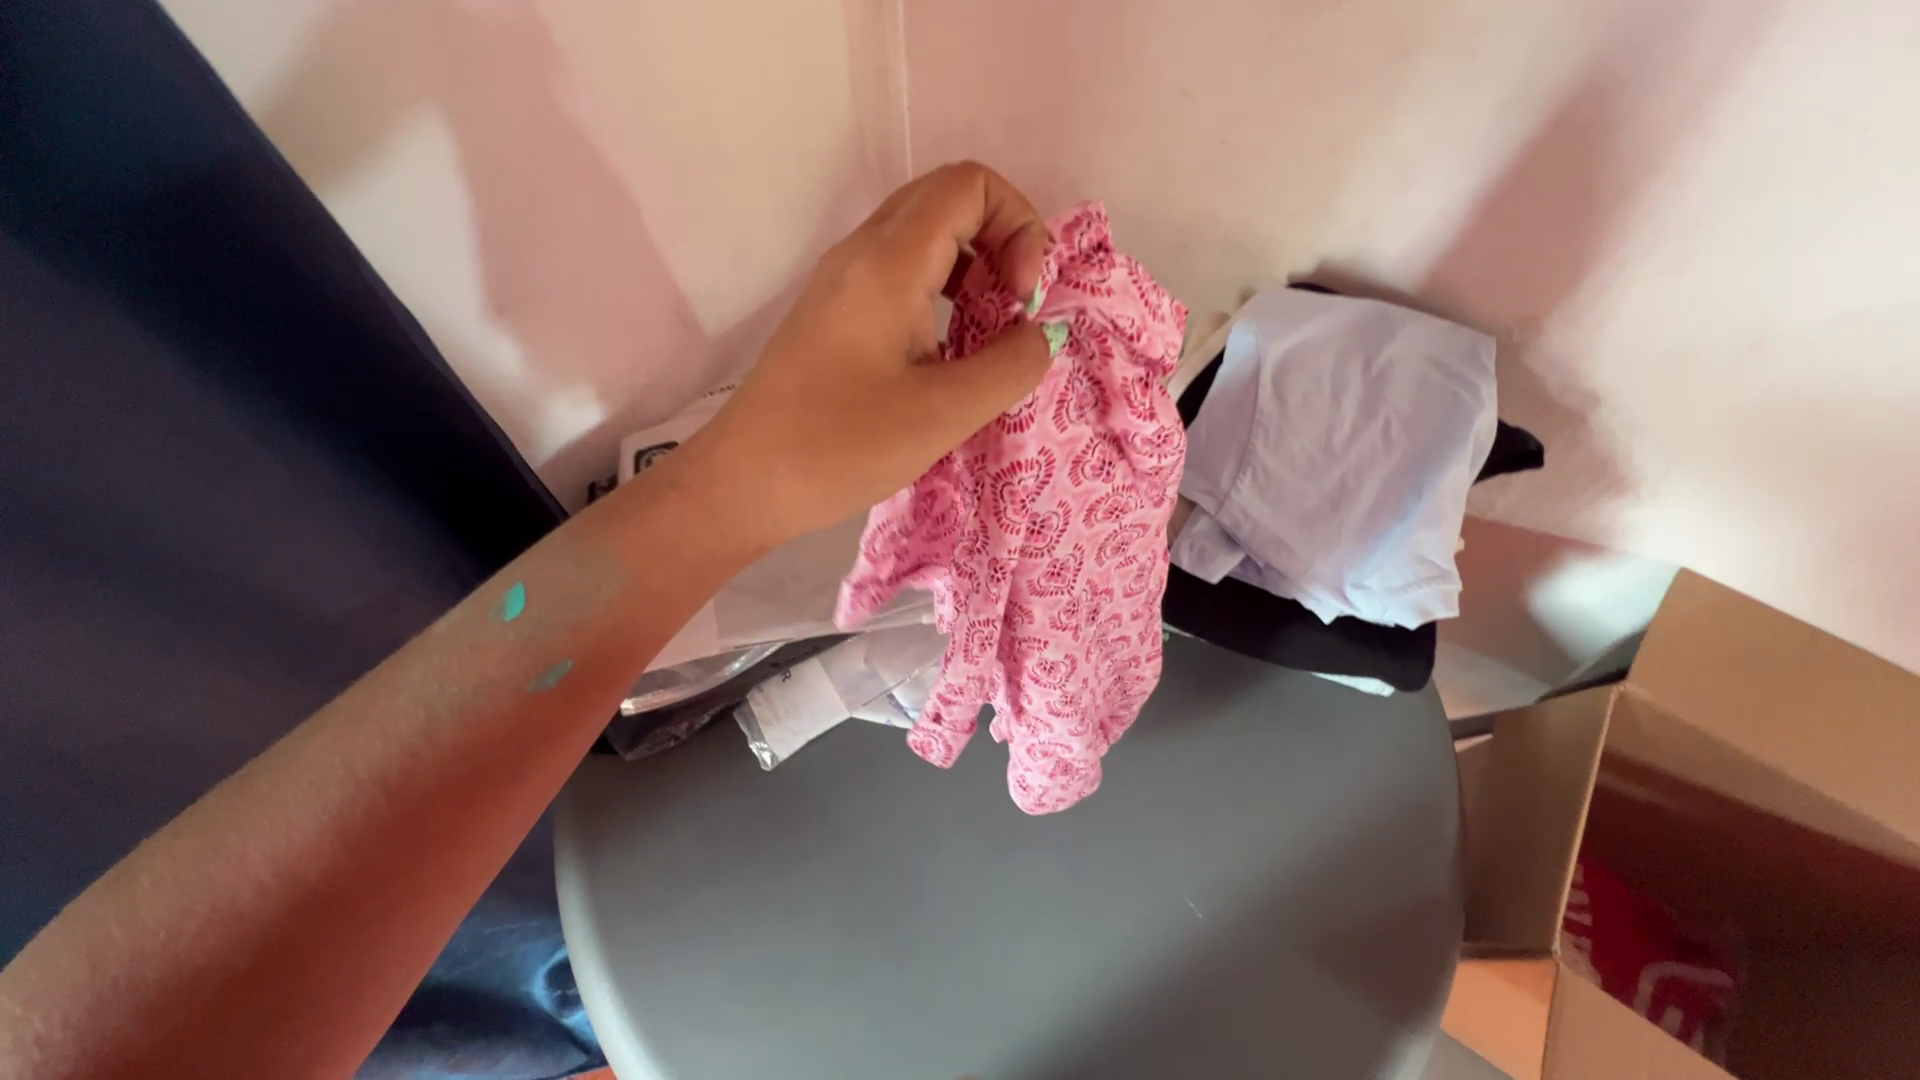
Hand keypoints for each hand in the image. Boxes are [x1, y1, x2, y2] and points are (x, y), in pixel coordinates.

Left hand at [684, 161, 1053, 544]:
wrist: (744, 484)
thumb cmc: (840, 447)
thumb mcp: (943, 413)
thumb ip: (1010, 365)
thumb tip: (1042, 334)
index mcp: (888, 262)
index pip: (970, 184)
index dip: (1018, 226)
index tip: (1022, 300)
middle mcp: (861, 254)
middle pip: (947, 201)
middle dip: (1001, 244)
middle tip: (1014, 313)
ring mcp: (842, 285)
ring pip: (924, 239)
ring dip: (972, 273)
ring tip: (987, 337)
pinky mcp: (834, 318)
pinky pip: (900, 277)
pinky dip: (941, 298)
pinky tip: (949, 355)